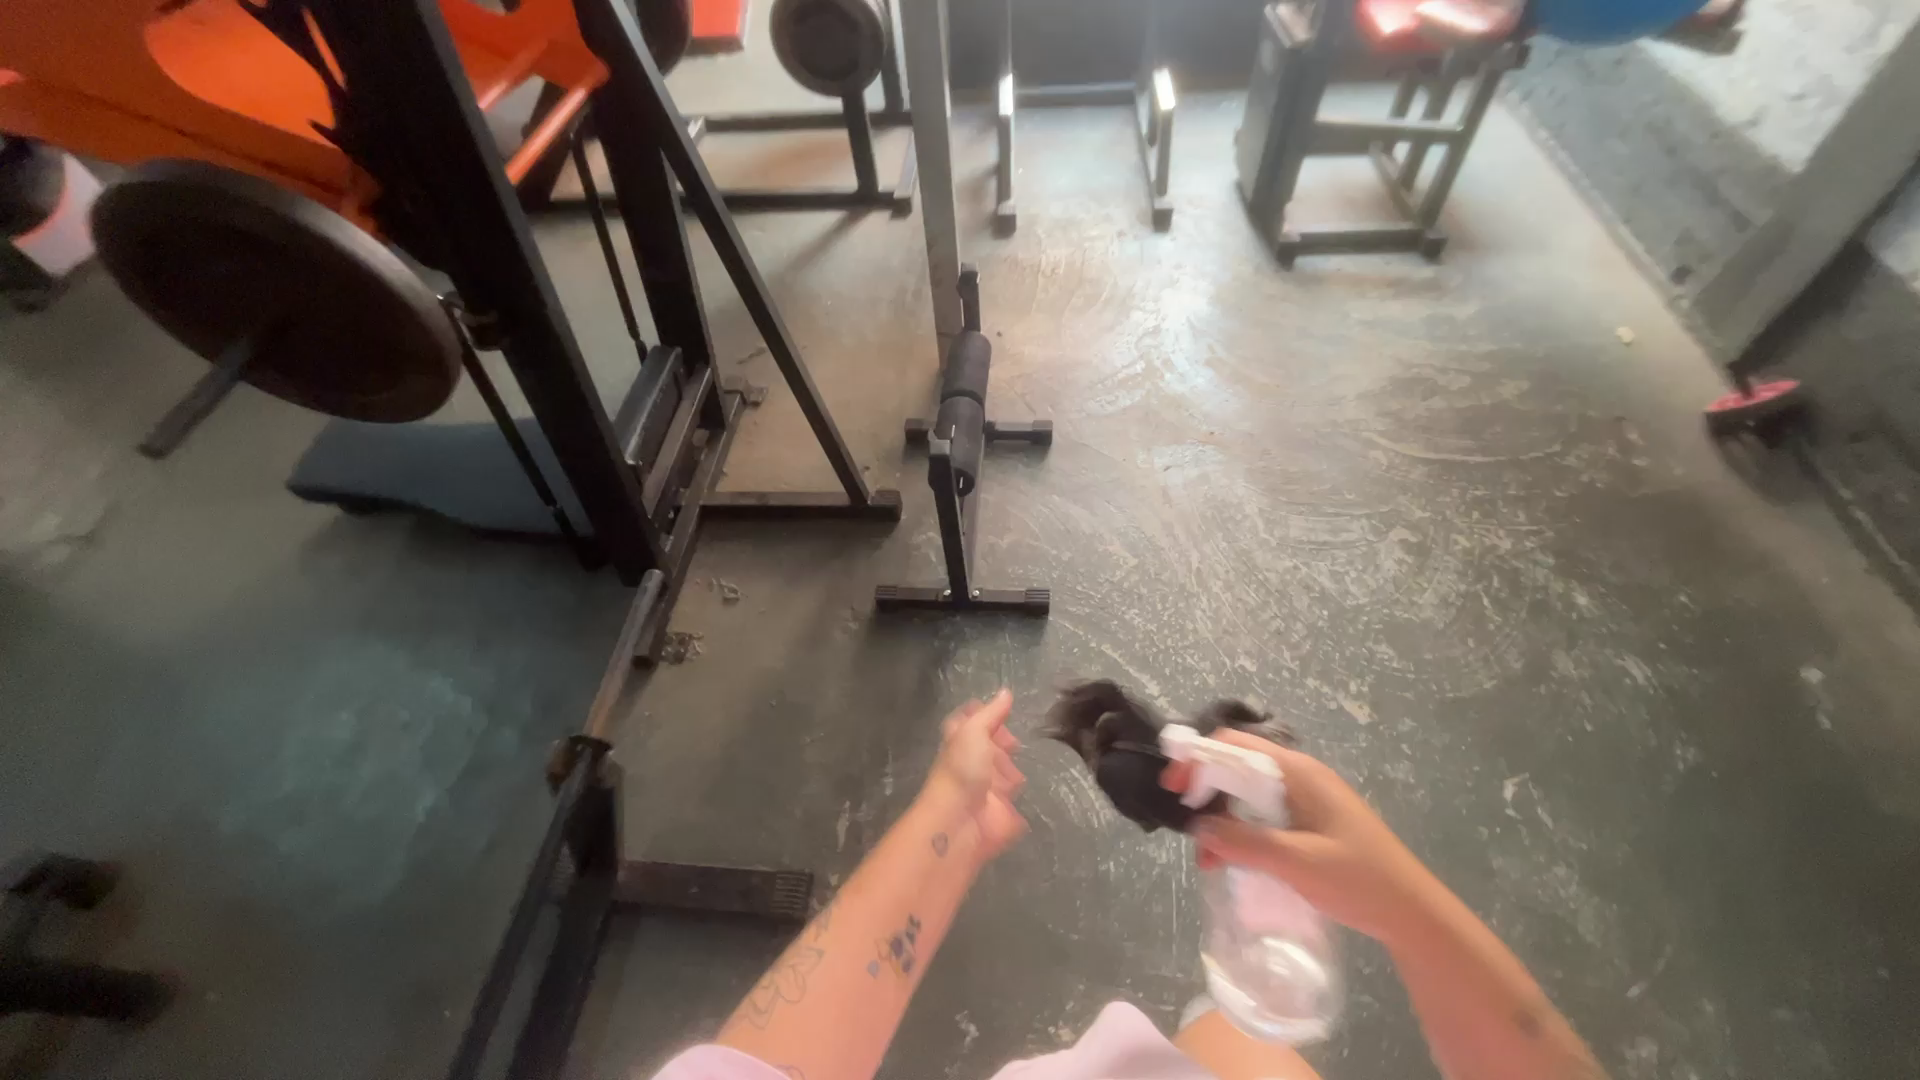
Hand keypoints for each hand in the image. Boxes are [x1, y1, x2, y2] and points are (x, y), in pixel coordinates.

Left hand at [920, 689, 1028, 862]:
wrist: (960, 822)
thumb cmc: (962, 769)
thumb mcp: (974, 731)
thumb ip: (992, 713)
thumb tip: (1005, 691)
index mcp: (961, 743)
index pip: (970, 723)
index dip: (983, 715)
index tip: (1001, 709)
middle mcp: (974, 764)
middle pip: (991, 746)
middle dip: (1004, 742)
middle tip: (1012, 742)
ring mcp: (989, 789)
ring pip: (1006, 773)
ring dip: (1013, 771)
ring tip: (1013, 772)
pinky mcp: (1004, 813)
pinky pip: (1017, 804)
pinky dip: (1022, 800)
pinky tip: (1027, 792)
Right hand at [1162, 731, 1436, 943]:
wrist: (1414, 915)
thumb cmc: (1359, 880)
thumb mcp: (1296, 862)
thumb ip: (1243, 841)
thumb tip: (1198, 826)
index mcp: (1297, 772)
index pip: (1234, 745)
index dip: (1198, 759)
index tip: (1175, 788)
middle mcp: (1298, 776)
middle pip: (1237, 766)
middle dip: (1205, 791)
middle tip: (1187, 825)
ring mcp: (1304, 799)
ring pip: (1246, 793)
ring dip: (1221, 818)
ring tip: (1206, 857)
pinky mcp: (1307, 822)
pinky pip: (1261, 814)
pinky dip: (1239, 831)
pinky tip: (1229, 860)